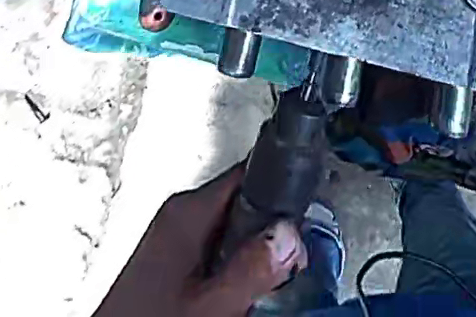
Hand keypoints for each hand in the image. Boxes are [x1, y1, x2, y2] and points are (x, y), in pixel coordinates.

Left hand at [94, 164, 306, 316]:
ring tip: (267, 282)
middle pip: (244, 202)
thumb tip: (291, 233)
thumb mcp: (208, 307)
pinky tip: (239, 295)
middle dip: (269, 229)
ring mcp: (174, 239)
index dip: (281, 186)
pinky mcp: (170, 263)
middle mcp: (181, 215)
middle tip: (291, 260)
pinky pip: (216, 250)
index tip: (305, 211)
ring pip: (232, 229)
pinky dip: (233, 267)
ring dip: (252, 252)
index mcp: (188, 210)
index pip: (248, 172)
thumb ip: (252, 268)